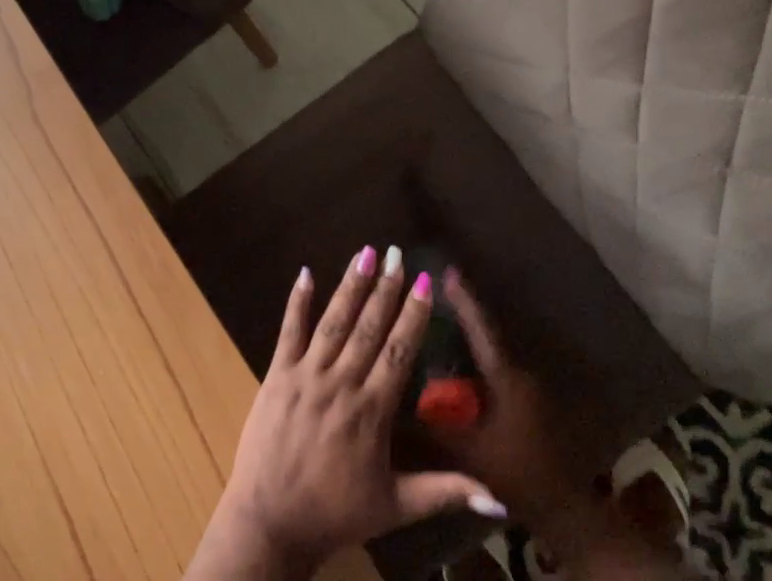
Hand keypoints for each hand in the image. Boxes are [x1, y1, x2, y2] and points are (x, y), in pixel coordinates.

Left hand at [186, 248, 507, 580]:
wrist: (271, 519)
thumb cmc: (336, 512)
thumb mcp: (396, 506)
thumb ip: (446, 492)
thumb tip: (501, 501)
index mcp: (372, 411)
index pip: (398, 352)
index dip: (413, 316)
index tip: (425, 282)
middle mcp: (340, 384)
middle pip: (367, 329)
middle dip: (385, 290)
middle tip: (397, 254)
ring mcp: (305, 376)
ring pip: (332, 323)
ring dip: (349, 287)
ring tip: (364, 254)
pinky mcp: (276, 376)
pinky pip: (287, 333)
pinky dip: (297, 303)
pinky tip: (305, 274)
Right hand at [433, 271, 685, 577]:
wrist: (562, 508)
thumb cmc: (515, 473)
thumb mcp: (465, 451)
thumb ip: (426, 427)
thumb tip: (387, 406)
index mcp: (506, 378)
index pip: (481, 330)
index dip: (464, 301)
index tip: (448, 271)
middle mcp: (519, 376)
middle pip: (485, 337)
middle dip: (460, 316)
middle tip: (431, 296)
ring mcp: (526, 391)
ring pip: (490, 357)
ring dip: (467, 340)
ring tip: (435, 325)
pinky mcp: (527, 407)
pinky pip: (494, 374)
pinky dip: (474, 364)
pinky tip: (453, 370)